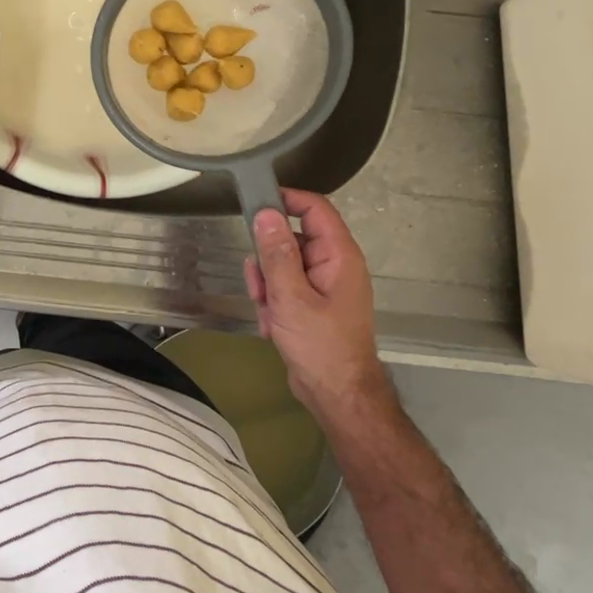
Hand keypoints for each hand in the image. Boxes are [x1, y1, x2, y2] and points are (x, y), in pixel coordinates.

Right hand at [242, 189, 395, 422]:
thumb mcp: (291, 297)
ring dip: (267, 286)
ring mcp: (322, 286)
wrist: (336, 393)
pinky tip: (273, 325)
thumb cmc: (320, 345)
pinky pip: (283, 289)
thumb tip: (266, 213)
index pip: (315, 209)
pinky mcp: (311, 304)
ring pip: (281, 266)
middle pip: (290, 238)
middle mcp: (333, 265)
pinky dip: (272, 304)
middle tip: (260, 285)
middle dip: (267, 259)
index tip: (253, 203)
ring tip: (269, 312)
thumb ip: (276, 254)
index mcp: (339, 256)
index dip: (286, 199)